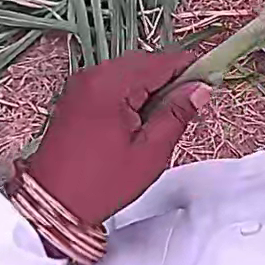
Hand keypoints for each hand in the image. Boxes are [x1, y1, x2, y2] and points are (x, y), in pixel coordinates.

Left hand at [27, 51, 211, 223]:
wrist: (52, 203)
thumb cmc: (102, 183)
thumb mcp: (150, 152)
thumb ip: (177, 114)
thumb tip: (201, 89)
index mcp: (112, 85)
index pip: (162, 62)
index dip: (191, 69)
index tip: (212, 82)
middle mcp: (93, 75)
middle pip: (145, 62)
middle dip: (170, 78)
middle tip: (189, 107)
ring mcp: (81, 84)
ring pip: (128, 71)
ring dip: (151, 86)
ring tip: (164, 117)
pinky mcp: (75, 96)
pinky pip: (112, 82)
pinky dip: (131, 92)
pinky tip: (140, 118)